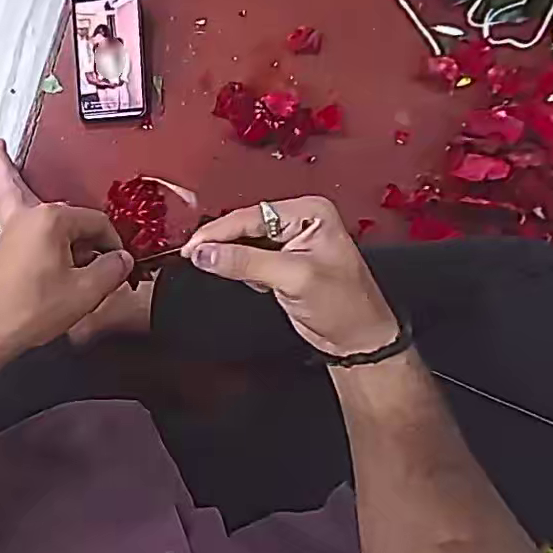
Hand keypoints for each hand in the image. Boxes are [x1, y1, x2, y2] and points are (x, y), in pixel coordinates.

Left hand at [0, 202, 134, 364]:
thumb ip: (114, 269)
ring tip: (80, 280)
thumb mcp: (86, 291)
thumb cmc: (25, 311)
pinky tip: (58, 281)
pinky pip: (40, 242)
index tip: (120, 263)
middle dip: (93, 246)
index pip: (98, 220)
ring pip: (57, 232)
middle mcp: (29, 216)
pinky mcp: (6, 247)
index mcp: (51, 218)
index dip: (115, 244)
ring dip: (73, 252)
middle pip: (77, 222)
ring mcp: (14, 230)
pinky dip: (54, 256)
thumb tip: (123, 259)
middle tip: (103, 271)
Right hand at [181, 197, 397, 356]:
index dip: (219, 231)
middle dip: (221, 242)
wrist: (359, 340)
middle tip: (194, 255)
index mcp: (309, 212)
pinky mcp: (282, 261)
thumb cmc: (344, 305)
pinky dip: (240, 268)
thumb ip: (245, 262)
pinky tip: (248, 281)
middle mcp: (299, 220)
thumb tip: (205, 253)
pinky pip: (249, 257)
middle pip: (246, 225)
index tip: (194, 246)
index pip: (253, 215)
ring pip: (244, 242)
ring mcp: (290, 241)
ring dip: (228, 256)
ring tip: (210, 265)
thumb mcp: (293, 278)